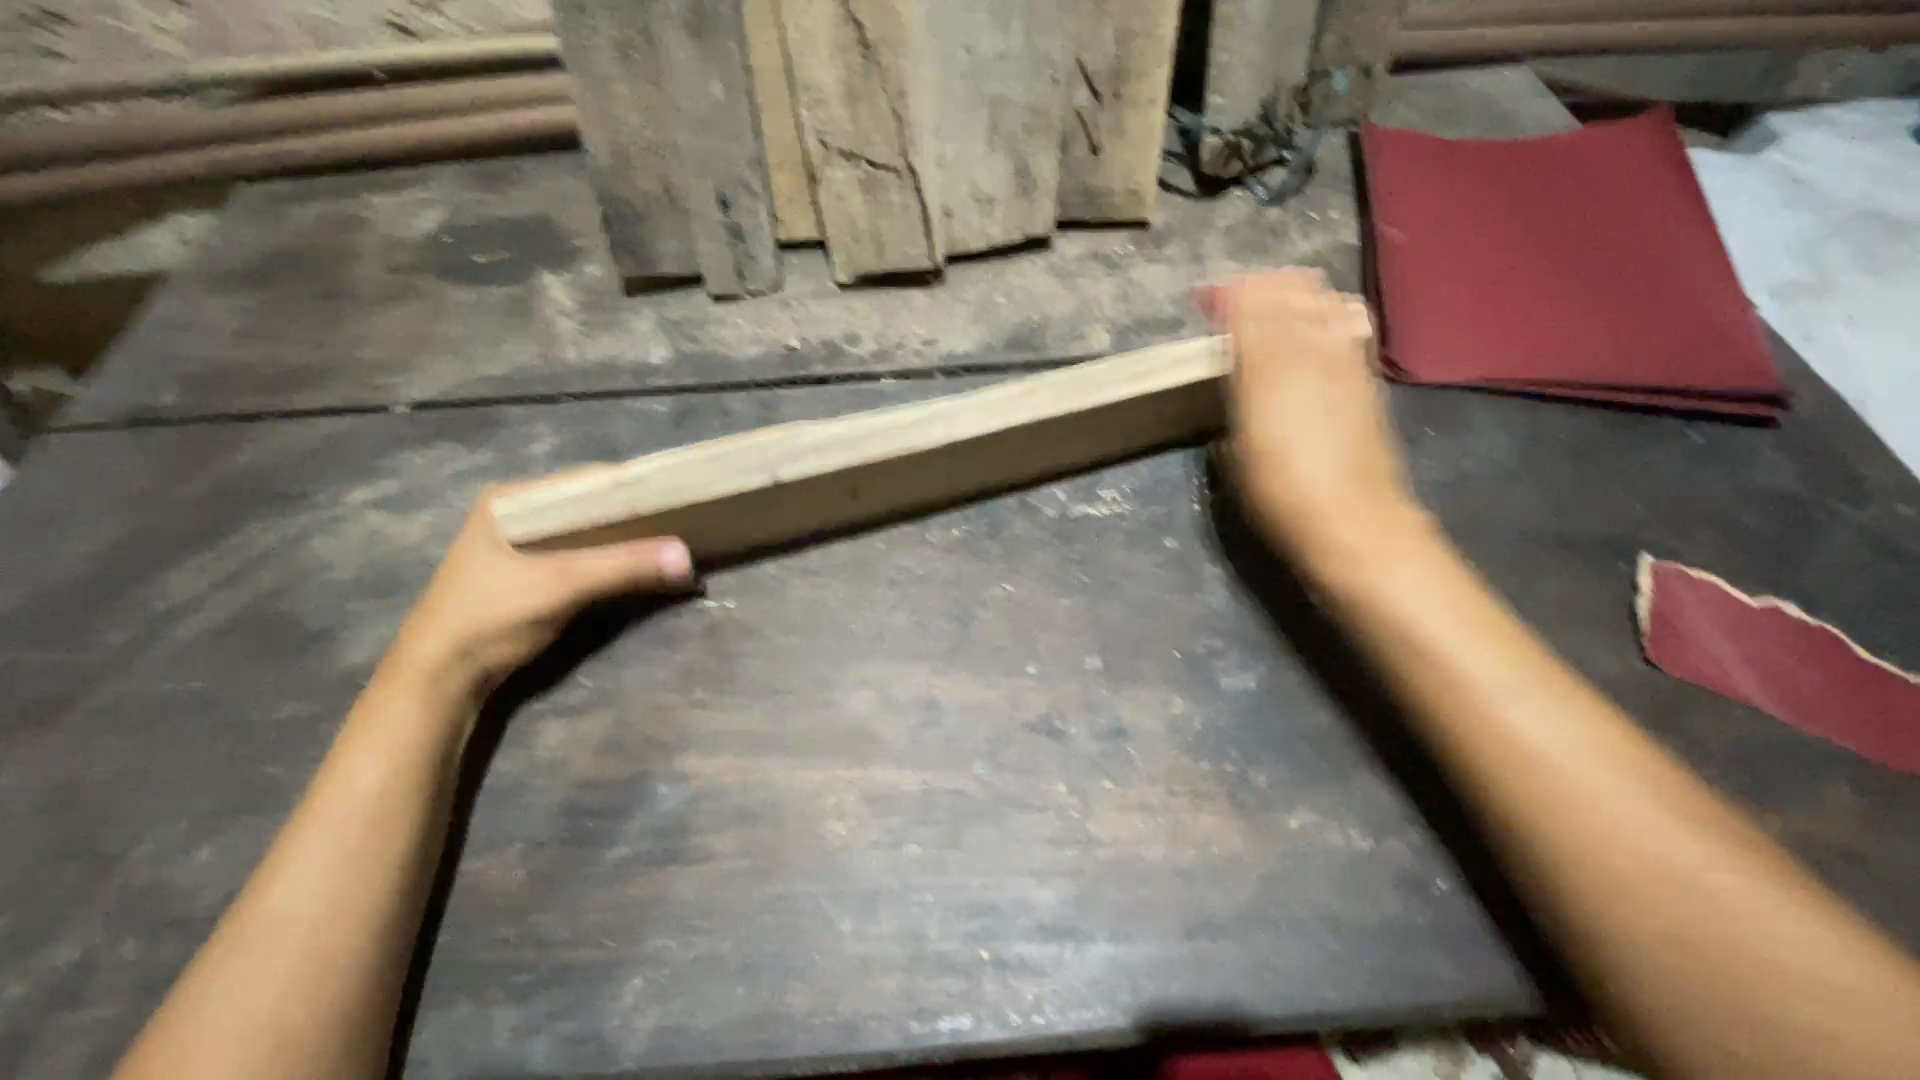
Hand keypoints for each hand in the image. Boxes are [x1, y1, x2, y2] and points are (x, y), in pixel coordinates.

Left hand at [390, 492, 692, 693]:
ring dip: (631, 543)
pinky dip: (617, 563)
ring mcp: (528, 546)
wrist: (440, 676)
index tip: (684, 497)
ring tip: (676, 545)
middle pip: (594, 506)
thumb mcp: (561, 585)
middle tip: (688, 523)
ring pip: (593, 534)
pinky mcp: (535, 576)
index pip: (590, 480)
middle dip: (639, 517)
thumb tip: (688, 556)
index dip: (637, 487)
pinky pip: (587, 558)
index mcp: (515, 499)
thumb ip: (624, 566)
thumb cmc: (491, 616)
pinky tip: (646, 570)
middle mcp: (522, 513)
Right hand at [1216, 268, 1429, 561]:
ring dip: (1296, 293)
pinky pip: (1347, 323)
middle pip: (1285, 297)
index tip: (1210, 296)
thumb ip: (1236, 401)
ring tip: (1279, 294)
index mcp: (1264, 372)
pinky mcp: (1366, 375)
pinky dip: (1330, 310)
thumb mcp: (1238, 451)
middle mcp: (1305, 354)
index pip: (1247, 311)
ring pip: (1320, 302)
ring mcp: (1341, 360)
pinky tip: (1325, 310)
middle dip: (1261, 287)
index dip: (1229, 296)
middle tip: (1240, 291)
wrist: (1352, 517)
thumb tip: (1236, 379)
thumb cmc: (1280, 494)